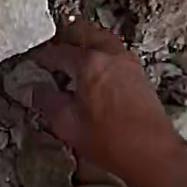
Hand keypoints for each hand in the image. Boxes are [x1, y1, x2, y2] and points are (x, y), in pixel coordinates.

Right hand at [30, 20, 186, 183]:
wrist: (153, 153)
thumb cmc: (113, 141)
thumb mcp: (68, 124)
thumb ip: (47, 102)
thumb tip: (32, 91)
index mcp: (90, 63)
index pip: (58, 51)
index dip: (42, 57)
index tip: (33, 62)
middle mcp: (110, 54)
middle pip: (83, 33)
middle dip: (64, 39)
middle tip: (51, 52)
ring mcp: (127, 61)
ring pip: (101, 39)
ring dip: (85, 43)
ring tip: (71, 61)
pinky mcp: (138, 72)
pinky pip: (114, 51)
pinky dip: (100, 53)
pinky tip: (93, 73)